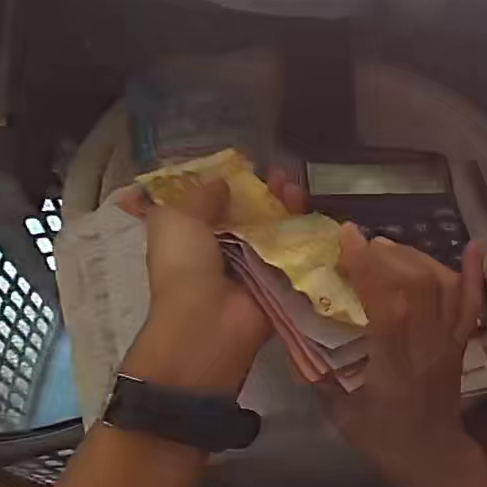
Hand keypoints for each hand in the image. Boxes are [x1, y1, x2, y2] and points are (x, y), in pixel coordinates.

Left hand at [112, 170, 306, 392]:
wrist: (209, 321)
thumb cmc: (184, 266)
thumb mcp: (176, 219)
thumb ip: (200, 194)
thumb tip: (222, 182)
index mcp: (193, 234)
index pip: (215, 202)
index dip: (232, 181)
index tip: (249, 165)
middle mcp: (224, 249)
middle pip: (251, 213)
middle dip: (266, 192)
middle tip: (280, 176)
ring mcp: (255, 265)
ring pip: (276, 229)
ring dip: (287, 207)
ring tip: (295, 190)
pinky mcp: (281, 281)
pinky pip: (296, 253)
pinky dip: (305, 233)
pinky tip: (310, 212)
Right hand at [319, 224, 486, 486]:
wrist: (435, 460)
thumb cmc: (385, 441)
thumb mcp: (342, 416)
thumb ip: (319, 376)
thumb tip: (295, 337)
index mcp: (394, 369)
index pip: (387, 309)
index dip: (369, 269)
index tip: (347, 238)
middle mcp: (427, 350)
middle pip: (420, 288)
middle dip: (390, 255)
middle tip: (364, 245)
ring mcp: (450, 345)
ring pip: (445, 288)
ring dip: (419, 258)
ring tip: (390, 247)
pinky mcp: (462, 344)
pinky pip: (472, 305)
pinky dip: (474, 274)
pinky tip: (473, 245)